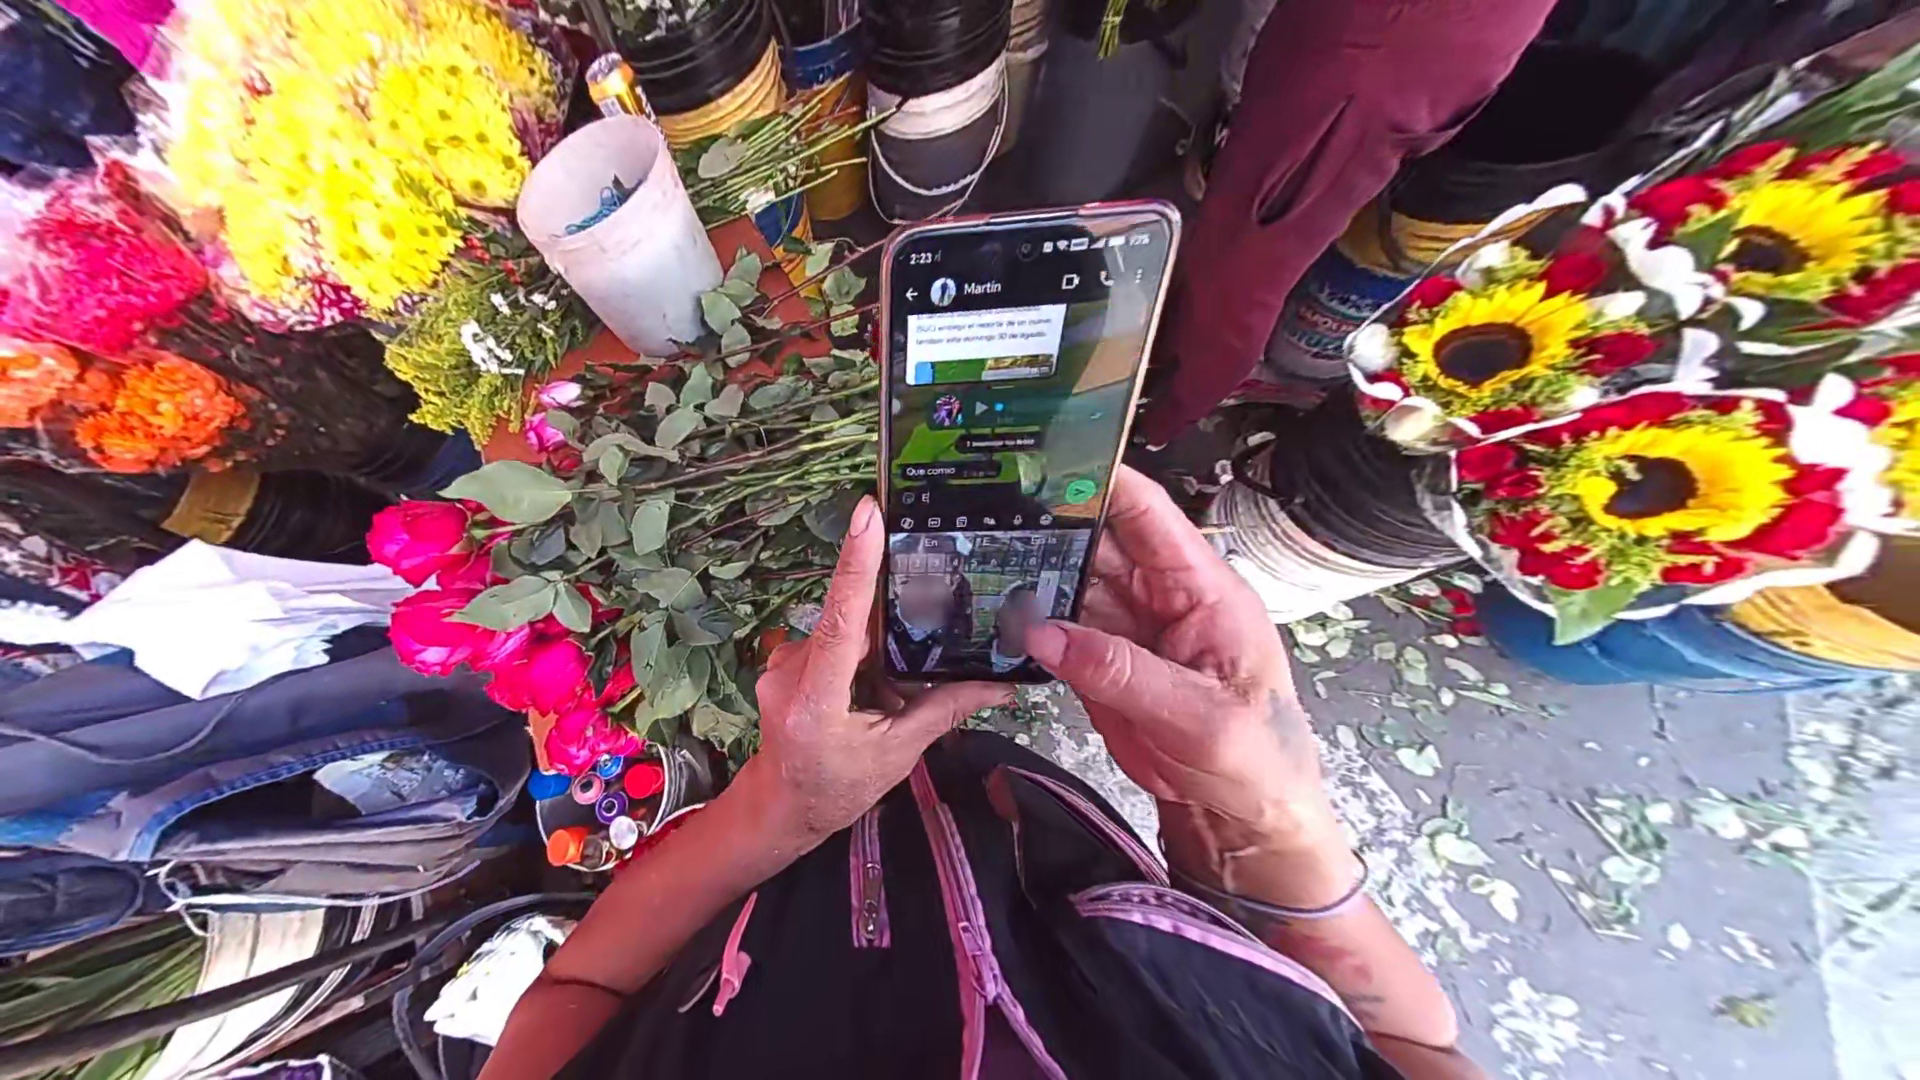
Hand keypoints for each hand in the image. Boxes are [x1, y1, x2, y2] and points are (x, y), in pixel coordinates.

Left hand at [746, 496, 1009, 842]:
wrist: (780, 807)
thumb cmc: (834, 789)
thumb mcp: (896, 754)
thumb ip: (944, 709)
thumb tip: (1000, 686)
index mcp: (817, 700)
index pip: (842, 620)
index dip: (857, 563)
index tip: (869, 515)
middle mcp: (790, 671)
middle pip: (851, 622)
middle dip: (887, 635)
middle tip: (904, 667)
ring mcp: (782, 662)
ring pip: (844, 631)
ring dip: (873, 653)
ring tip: (882, 699)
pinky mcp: (784, 659)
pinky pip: (832, 639)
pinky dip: (857, 656)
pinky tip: (862, 691)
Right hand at [1023, 467, 1350, 901]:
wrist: (1238, 814)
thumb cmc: (1253, 756)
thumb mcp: (1200, 715)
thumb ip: (1121, 671)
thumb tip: (1042, 632)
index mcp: (1201, 588)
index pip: (1151, 516)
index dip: (1106, 481)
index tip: (1053, 459)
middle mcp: (1159, 595)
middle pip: (1099, 543)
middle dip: (1051, 522)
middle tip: (992, 506)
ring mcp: (1127, 626)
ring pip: (1072, 581)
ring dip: (1033, 571)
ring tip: (980, 555)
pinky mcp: (1103, 657)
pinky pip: (1061, 627)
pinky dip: (1030, 619)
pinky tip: (997, 610)